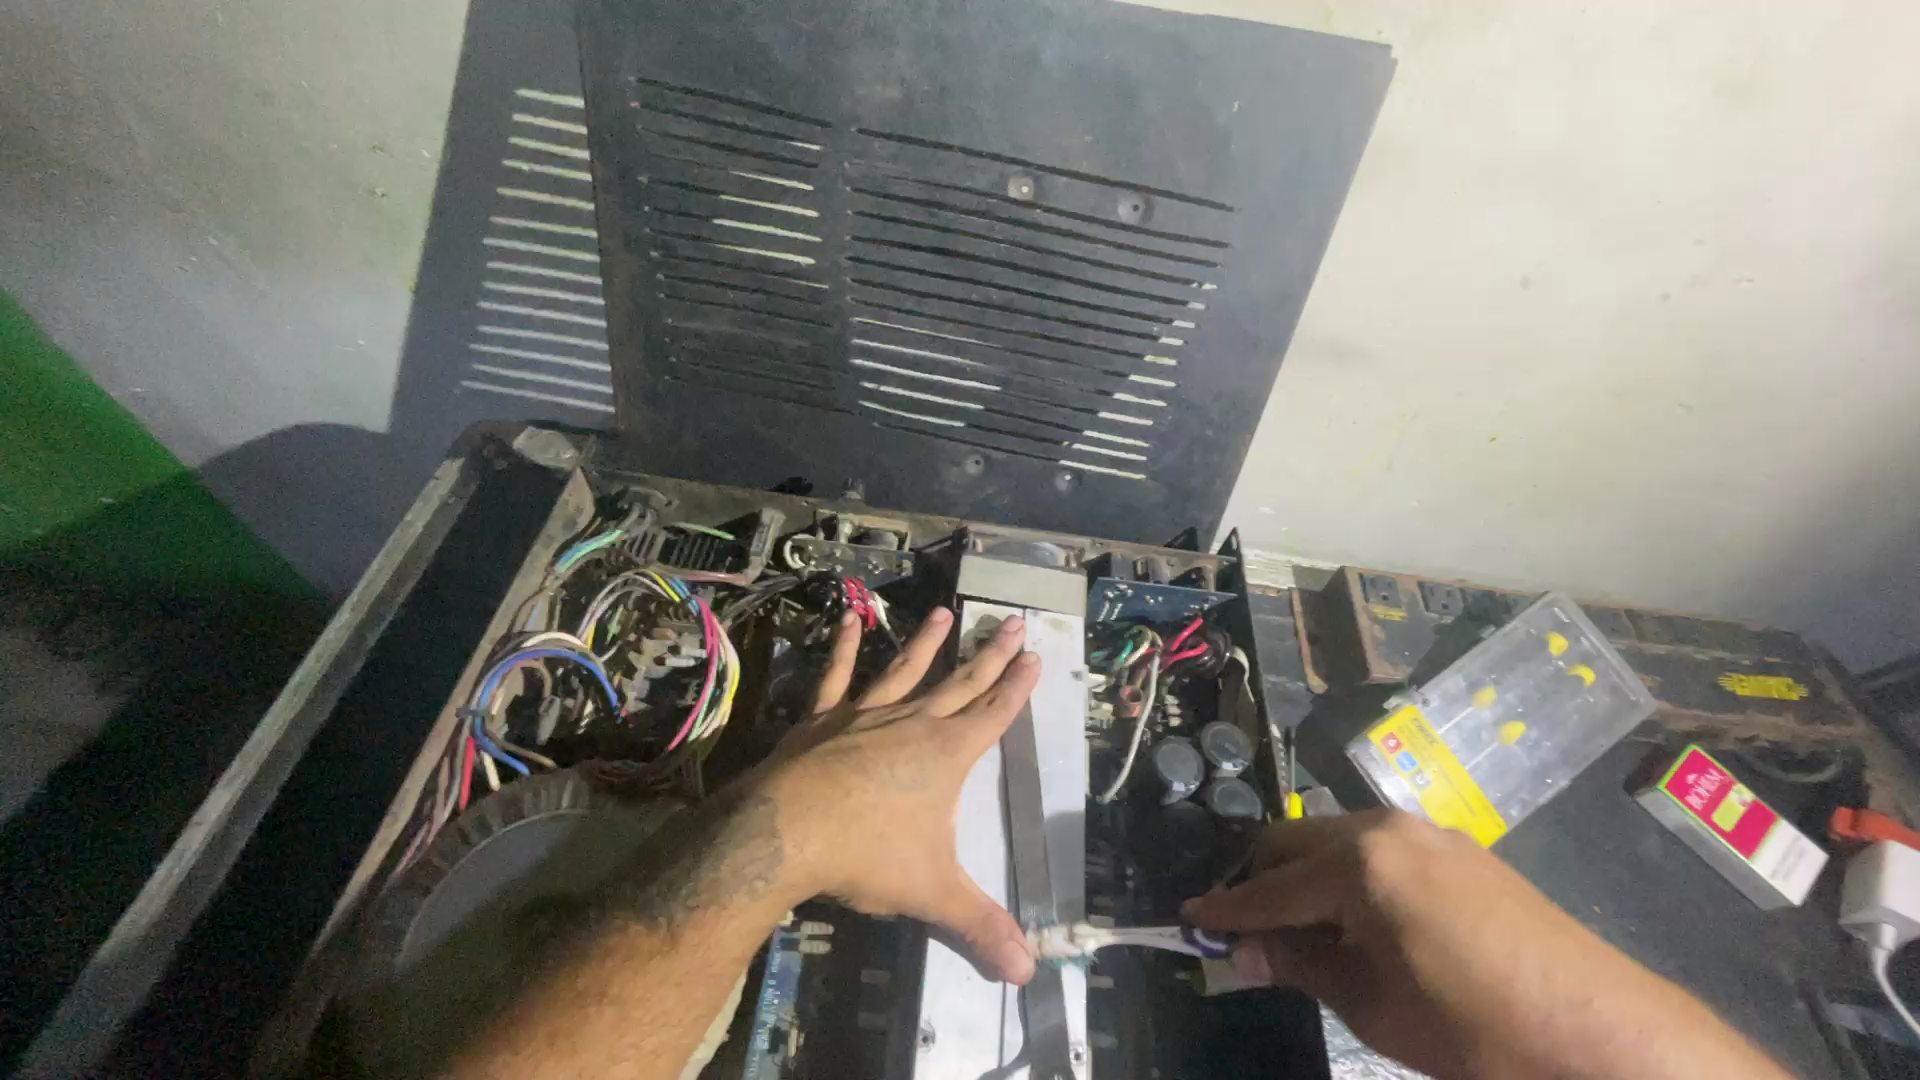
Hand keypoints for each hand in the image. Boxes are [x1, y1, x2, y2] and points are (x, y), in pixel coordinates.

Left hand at [761, 607, 1041, 985]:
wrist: (785, 834)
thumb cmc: (866, 854)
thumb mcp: (931, 893)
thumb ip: (979, 926)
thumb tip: (1029, 973)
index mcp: (945, 755)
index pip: (993, 714)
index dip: (1017, 687)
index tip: (1035, 655)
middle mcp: (912, 723)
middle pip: (961, 682)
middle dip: (991, 654)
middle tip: (1014, 621)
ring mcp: (865, 715)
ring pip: (905, 670)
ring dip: (927, 642)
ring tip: (945, 612)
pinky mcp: (823, 717)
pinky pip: (836, 674)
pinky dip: (843, 646)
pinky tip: (849, 617)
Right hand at [1180, 809, 1786, 1079]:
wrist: (1609, 1038)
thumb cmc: (1474, 1028)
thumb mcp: (1372, 1005)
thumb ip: (1298, 964)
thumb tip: (1241, 951)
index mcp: (1357, 862)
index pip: (1270, 887)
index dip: (1226, 908)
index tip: (1188, 916)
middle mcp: (1381, 826)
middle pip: (1293, 842)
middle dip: (1260, 880)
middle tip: (1242, 923)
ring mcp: (1422, 830)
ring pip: (1333, 838)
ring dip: (1303, 872)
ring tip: (1299, 922)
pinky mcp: (1455, 845)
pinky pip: (1375, 846)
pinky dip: (1347, 872)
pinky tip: (1356, 913)